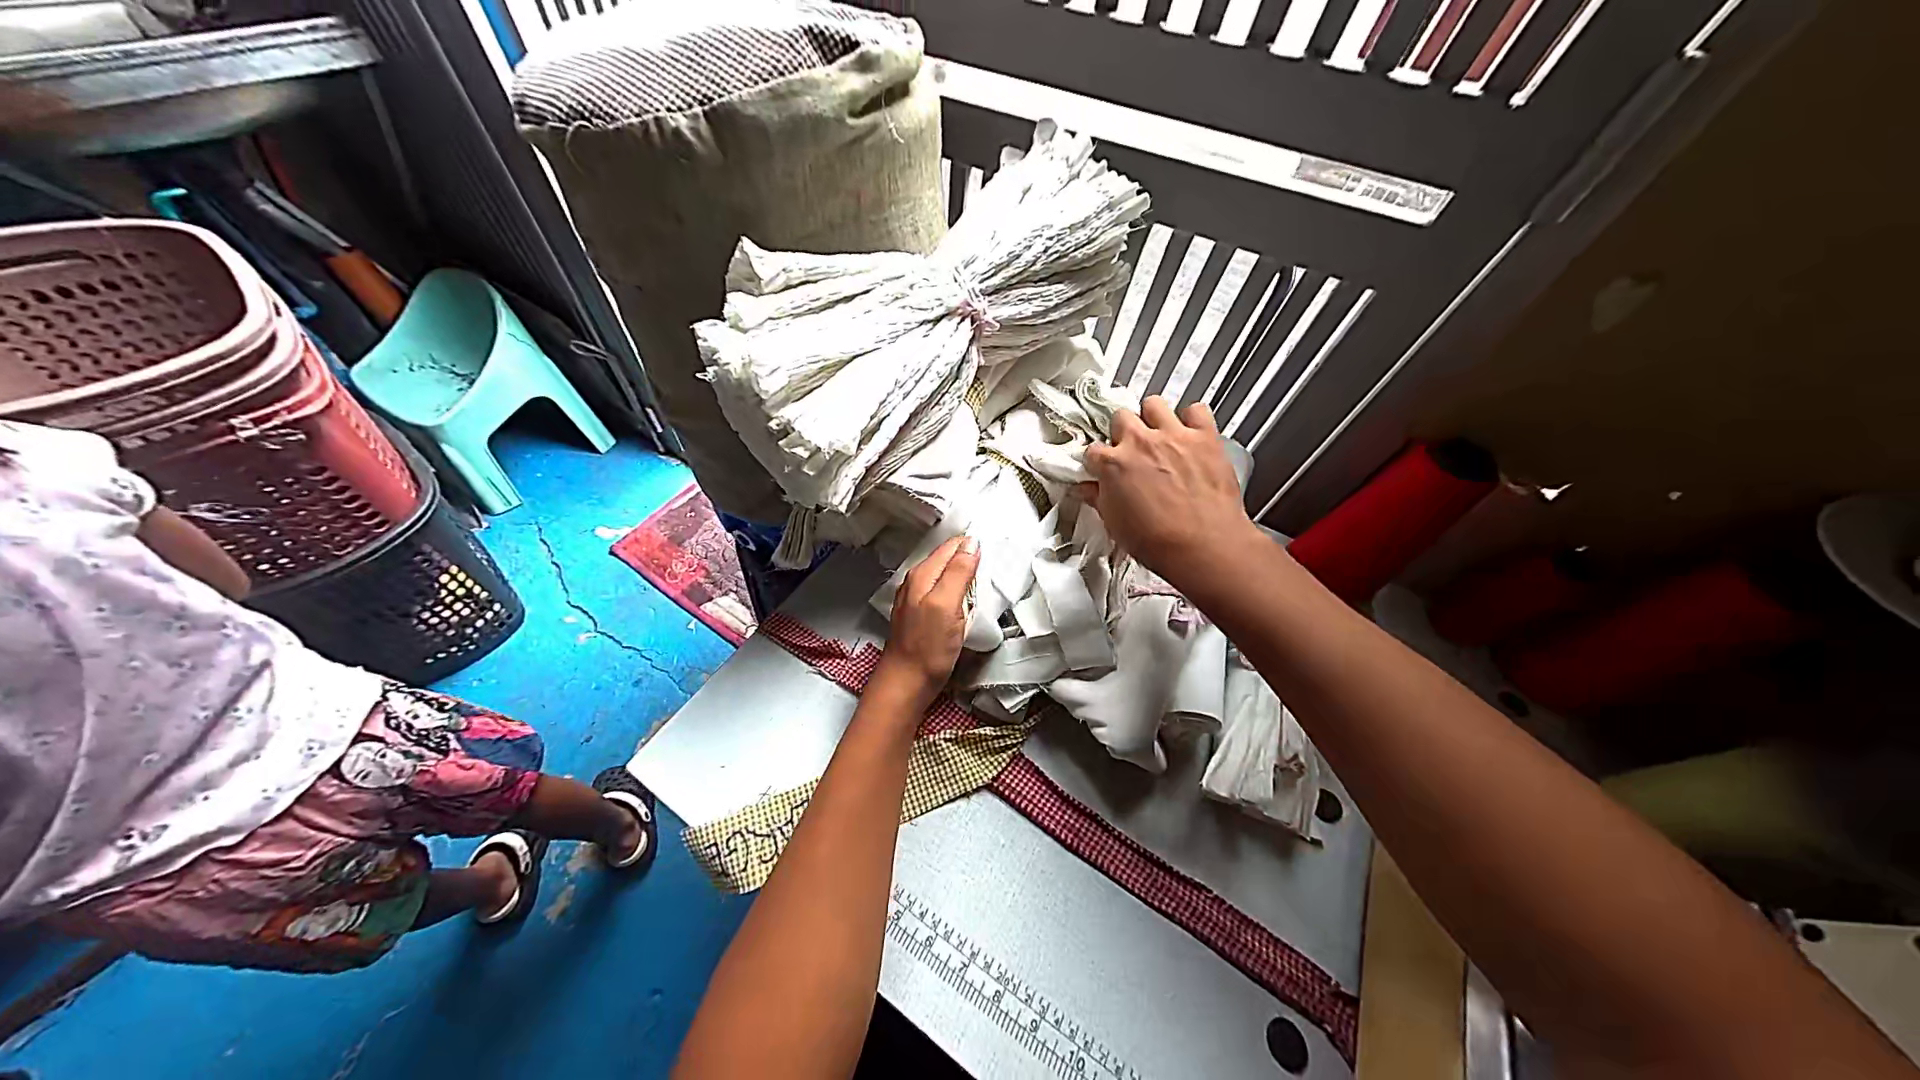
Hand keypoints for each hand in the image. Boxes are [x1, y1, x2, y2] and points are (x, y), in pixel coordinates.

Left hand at [876, 535, 979, 698]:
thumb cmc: (926, 649)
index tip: (994, 550)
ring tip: (986, 584)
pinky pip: (945, 595)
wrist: (907, 683)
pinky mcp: (924, 616)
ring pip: (948, 577)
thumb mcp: (946, 605)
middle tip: (995, 566)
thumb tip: (971, 544)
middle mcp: (917, 583)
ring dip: (967, 577)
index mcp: (922, 574)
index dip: (974, 545)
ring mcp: (918, 600)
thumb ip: (958, 572)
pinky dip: (960, 595)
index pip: (952, 546)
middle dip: (971, 558)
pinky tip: (969, 604)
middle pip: (949, 559)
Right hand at [1078, 396, 1259, 593]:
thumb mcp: (1115, 524)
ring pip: (1153, 404)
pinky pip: (1196, 410)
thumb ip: (1099, 499)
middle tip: (1130, 450)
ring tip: (1157, 433)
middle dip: (1122, 433)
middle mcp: (1141, 443)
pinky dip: (1192, 418)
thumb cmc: (1161, 541)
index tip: (1102, 469)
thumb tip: (1089, 491)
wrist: (1203, 546)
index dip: (1097, 462)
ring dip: (1152, 417)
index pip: (1093, 451)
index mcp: (1113, 464)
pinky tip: (1189, 431)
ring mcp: (1173, 436)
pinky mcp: (1204, 437)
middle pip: (1120, 418)